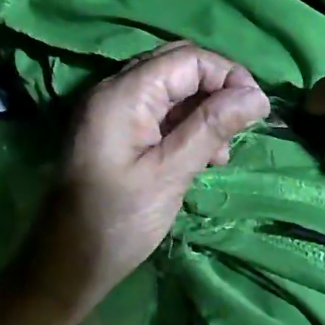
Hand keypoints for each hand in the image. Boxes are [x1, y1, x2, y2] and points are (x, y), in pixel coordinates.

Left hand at [27, 41, 269, 309]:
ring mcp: (112, 113)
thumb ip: (212, 127)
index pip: (187, 59)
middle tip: (242, 126)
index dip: (228, 74)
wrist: (67, 265)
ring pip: (171, 91)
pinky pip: (159, 114)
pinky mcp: (116, 134)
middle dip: (217, 90)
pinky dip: (186, 127)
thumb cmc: (117, 222)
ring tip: (222, 152)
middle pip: (178, 68)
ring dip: (204, 111)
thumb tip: (258, 94)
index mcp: (122, 95)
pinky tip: (203, 157)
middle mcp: (114, 92)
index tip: (257, 108)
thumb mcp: (170, 173)